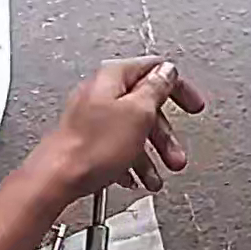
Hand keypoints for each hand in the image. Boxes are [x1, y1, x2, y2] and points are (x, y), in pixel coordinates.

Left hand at [30, 58, 206, 199]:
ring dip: (149, 156)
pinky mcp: (84, 142)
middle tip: (175, 154)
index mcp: (112, 78)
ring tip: (156, 178)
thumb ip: (156, 88)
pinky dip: (128, 163)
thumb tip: (167, 72)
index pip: (155, 70)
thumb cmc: (91, 148)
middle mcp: (99, 94)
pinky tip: (133, 178)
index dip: (179, 88)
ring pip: (131, 132)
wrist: (57, 179)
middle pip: (144, 107)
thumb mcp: (138, 113)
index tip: (193, 105)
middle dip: (164, 135)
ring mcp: (90, 118)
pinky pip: (115, 149)